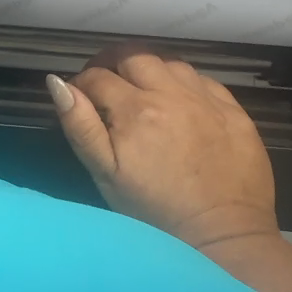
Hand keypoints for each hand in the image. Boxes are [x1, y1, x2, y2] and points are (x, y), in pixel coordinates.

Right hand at [46, 44, 277, 250]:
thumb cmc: (153, 208)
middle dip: (113, 65)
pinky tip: (179, 103)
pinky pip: (204, 80)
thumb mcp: (104, 172)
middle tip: (107, 86)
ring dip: (150, 71)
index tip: (81, 99)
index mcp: (135, 110)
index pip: (96, 76)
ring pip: (170, 63)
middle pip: (133, 56)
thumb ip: (79, 124)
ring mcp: (207, 101)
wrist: (223, 235)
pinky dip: (184, 83)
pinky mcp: (235, 112)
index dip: (81, 83)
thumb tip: (57, 82)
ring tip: (143, 93)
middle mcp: (172, 95)